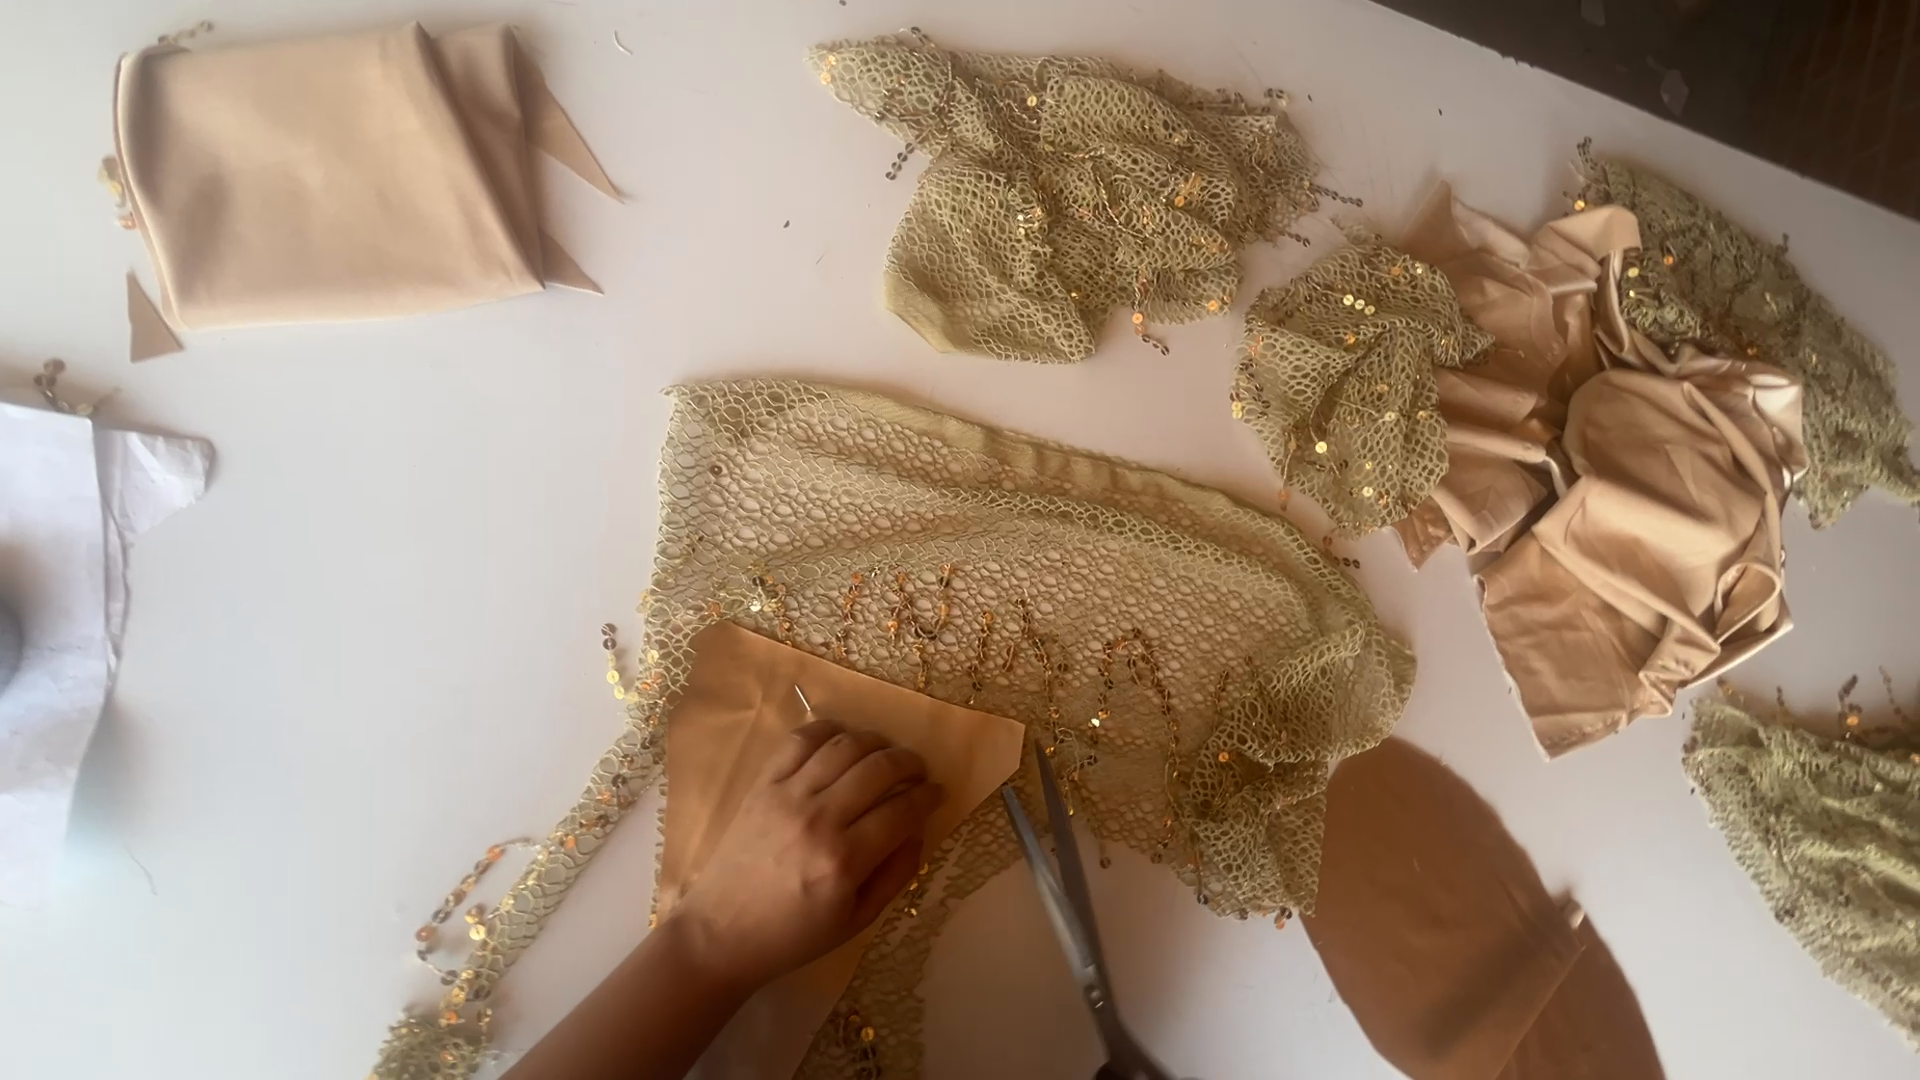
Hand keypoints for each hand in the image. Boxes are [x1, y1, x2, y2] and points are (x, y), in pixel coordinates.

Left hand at [667, 718, 943, 994]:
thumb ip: (897, 875)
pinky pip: (801, 740)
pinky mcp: (763, 784)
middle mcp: (819, 820)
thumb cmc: (793, 935)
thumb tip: (920, 829)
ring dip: (876, 741)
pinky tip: (844, 739)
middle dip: (910, 762)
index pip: (902, 810)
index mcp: (844, 861)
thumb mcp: (857, 921)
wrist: (720, 934)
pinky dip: (829, 730)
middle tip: (918, 770)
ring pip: (845, 745)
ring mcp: (788, 796)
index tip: (938, 791)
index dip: (928, 795)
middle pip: (879, 768)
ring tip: (886, 752)